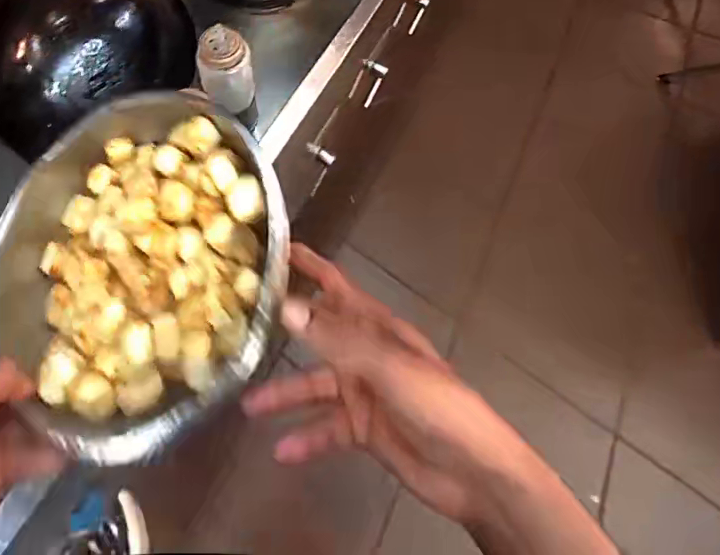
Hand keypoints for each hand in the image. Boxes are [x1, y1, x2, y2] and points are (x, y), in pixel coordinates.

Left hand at [0, 358, 64, 554]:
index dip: (14, 364)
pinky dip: (49, 453)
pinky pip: (28, 458)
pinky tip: (71, 447)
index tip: (48, 360)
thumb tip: (31, 376)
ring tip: (80, 415)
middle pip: (11, 396)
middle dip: (40, 391)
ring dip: (49, 421)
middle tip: (75, 385)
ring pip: (23, 426)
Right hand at [242, 244, 615, 554]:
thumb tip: (287, 306)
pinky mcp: (366, 428)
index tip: (276, 248)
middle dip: (286, 331)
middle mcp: (365, 353)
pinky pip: (328, 428)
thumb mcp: (386, 366)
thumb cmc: (436, 403)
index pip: (337, 286)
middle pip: (319, 335)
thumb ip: (336, 338)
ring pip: (316, 386)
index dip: (310, 265)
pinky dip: (307, 438)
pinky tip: (282, 451)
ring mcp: (365, 391)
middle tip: (244, 325)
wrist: (475, 471)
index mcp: (376, 327)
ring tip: (249, 405)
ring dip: (286, 395)